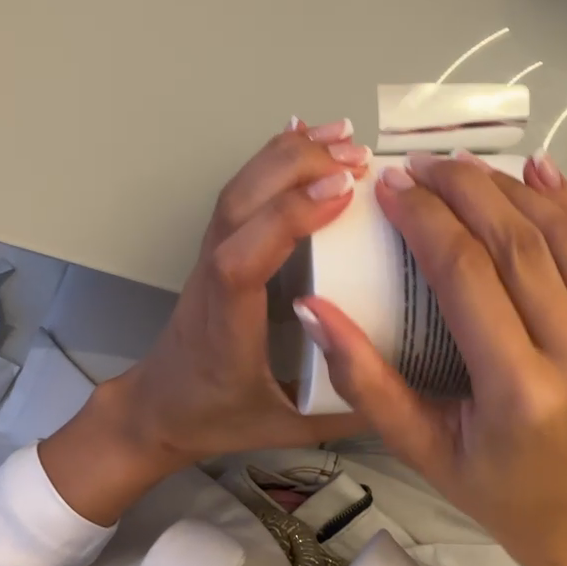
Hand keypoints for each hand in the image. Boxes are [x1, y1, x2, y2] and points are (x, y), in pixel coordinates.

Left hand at [40, 120, 370, 524]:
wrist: (157, 409)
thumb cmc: (218, 418)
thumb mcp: (291, 428)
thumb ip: (346, 407)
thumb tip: (409, 380)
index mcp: (227, 326)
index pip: (242, 260)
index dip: (287, 218)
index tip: (343, 191)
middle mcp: (212, 280)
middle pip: (237, 203)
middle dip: (298, 168)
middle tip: (362, 158)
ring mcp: (209, 258)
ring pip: (237, 190)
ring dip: (288, 155)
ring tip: (344, 137)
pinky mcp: (216, 250)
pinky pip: (238, 195)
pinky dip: (272, 162)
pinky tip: (302, 140)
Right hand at [297, 151, 566, 565]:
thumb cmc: (488, 484)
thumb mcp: (415, 444)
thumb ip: (364, 378)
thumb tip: (312, 309)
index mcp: (521, 394)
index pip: (469, 276)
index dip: (425, 221)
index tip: (391, 188)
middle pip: (518, 243)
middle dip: (463, 191)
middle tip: (419, 165)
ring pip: (563, 235)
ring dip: (510, 189)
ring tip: (462, 167)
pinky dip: (566, 203)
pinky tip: (534, 170)